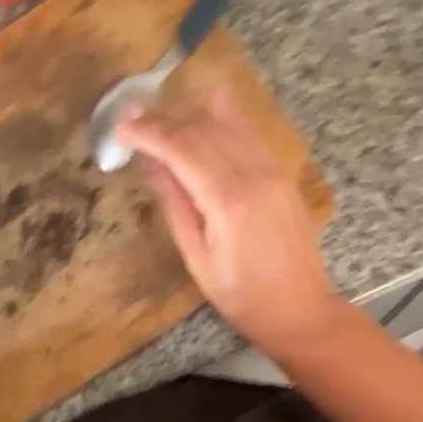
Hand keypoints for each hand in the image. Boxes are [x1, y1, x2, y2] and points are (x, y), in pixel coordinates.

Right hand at [116, 90, 347, 349]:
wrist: (302, 311)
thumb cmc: (244, 298)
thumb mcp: (199, 259)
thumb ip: (176, 206)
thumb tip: (152, 164)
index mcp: (229, 202)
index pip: (182, 149)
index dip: (148, 133)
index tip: (121, 126)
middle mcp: (255, 176)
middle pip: (204, 130)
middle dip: (165, 118)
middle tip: (132, 112)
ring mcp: (275, 173)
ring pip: (229, 125)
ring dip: (192, 113)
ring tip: (161, 110)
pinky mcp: (285, 177)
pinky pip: (251, 136)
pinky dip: (226, 120)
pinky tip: (207, 109)